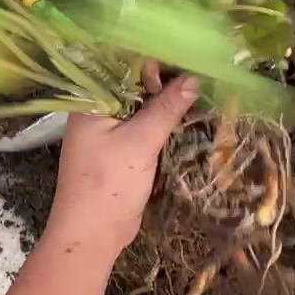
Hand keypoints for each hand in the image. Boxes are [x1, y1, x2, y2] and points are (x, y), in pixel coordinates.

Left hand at [46, 75, 200, 261]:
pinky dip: (164, 118)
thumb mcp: (140, 142)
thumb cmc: (107, 184)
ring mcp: (111, 128)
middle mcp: (100, 108)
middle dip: (166, 78)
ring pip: (143, 103)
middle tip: (201, 74)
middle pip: (135, 82)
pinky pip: (145, 123)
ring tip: (202, 87)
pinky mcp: (123, 147)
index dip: (155, 60)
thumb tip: (194, 78)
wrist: (92, 235)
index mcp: (93, 99)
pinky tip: (189, 111)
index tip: (186, 59)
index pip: (124, 64)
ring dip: (168, 98)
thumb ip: (166, 108)